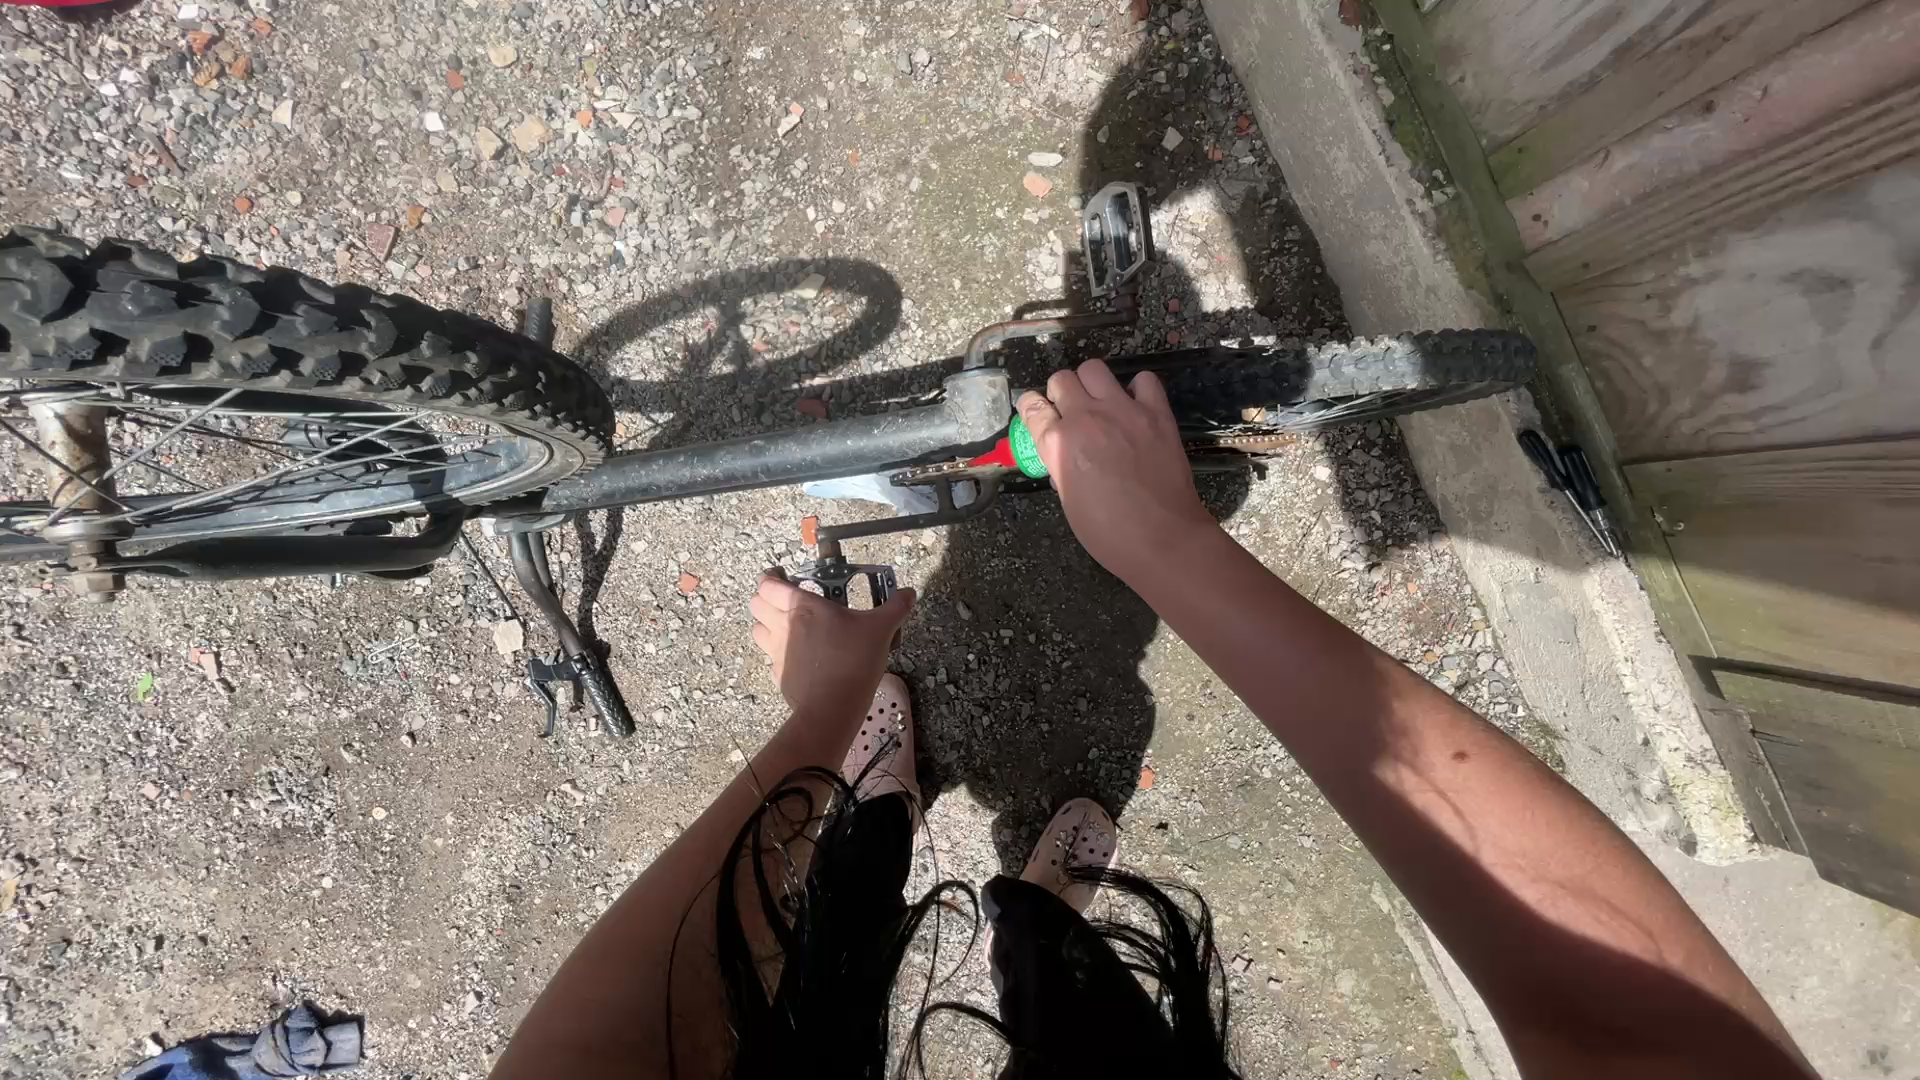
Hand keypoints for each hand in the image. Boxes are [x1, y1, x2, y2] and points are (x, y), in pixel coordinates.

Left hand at [748, 573, 915, 719]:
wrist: (833, 707)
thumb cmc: (853, 660)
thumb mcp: (880, 629)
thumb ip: (895, 608)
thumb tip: (909, 594)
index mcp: (803, 607)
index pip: (769, 584)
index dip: (770, 577)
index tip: (782, 575)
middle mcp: (783, 626)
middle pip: (756, 604)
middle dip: (765, 597)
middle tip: (785, 599)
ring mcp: (777, 652)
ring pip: (757, 630)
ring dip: (767, 623)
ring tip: (788, 625)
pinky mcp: (779, 675)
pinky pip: (771, 657)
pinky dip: (779, 652)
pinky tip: (799, 656)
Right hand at [1017, 360, 1218, 583]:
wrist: (1161, 538)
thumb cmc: (1107, 532)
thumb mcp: (1068, 500)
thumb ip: (1061, 466)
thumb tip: (1063, 454)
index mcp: (1058, 444)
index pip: (1031, 406)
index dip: (1031, 408)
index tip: (1036, 412)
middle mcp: (1086, 418)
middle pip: (1062, 379)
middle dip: (1061, 393)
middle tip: (1071, 412)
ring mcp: (1123, 411)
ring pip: (1094, 369)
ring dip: (1091, 384)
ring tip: (1100, 404)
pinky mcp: (1156, 412)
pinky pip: (1143, 380)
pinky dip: (1136, 389)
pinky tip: (1135, 408)